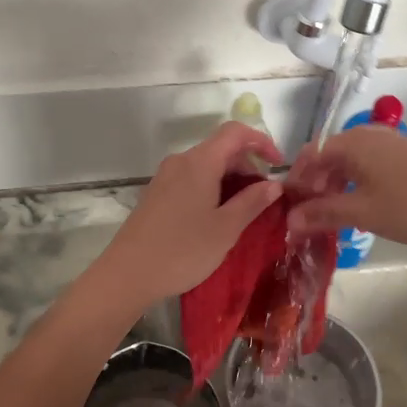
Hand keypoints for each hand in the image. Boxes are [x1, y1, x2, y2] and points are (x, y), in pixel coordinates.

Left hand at [93, 122, 284, 306]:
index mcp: (200, 162)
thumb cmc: (183, 250)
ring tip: (244, 211)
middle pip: (221, 148)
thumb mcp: (226, 228)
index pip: (235, 132)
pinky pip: (191, 179)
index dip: (261, 141)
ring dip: (230, 179)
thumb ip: (252, 202)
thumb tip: (274, 184)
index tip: (278, 165)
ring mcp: (165, 177)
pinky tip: (217, 216)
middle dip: (248, 166)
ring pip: (206, 165)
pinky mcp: (157, 194)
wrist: (128, 274)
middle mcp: (180, 161)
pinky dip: (212, 188)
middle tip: (264, 198)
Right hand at [285, 125, 406, 244]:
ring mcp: (386, 143)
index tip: (289, 211)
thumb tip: (289, 220)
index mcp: (351, 144)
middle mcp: (365, 136)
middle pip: (327, 157)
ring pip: (347, 162)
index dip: (295, 183)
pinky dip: (354, 183)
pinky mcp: (402, 154)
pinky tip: (359, 206)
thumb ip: (323, 214)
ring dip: (334, 187)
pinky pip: (366, 164)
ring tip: (332, 216)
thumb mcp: (363, 212)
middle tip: (309, 218)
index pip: (308, 156)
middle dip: (314, 186)